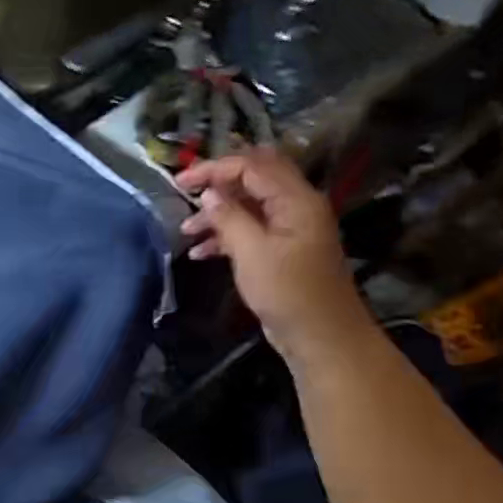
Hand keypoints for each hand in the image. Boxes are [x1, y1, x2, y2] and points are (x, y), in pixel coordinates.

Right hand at [176, 148, 370, 358]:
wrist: (321, 336)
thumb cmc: (288, 293)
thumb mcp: (252, 253)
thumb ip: (229, 218)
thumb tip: (209, 194)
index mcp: (296, 199)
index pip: (252, 165)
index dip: (214, 168)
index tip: (181, 182)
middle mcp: (296, 205)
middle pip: (253, 180)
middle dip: (217, 185)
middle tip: (184, 194)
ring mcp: (291, 228)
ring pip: (250, 207)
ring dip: (218, 214)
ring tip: (187, 231)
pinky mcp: (284, 250)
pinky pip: (253, 231)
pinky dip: (228, 236)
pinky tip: (201, 252)